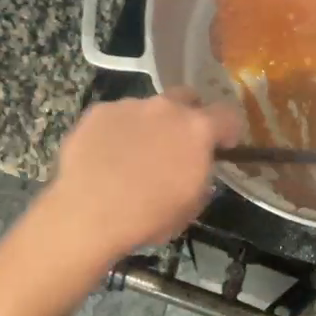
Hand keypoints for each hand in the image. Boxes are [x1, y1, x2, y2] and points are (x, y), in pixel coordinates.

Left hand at [41, 90, 242, 259]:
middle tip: (178, 145)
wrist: (87, 214)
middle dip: (188, 116)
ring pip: (149, 107)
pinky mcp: (98, 111)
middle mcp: (166, 108)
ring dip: (150, 125)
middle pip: (187, 98)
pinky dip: (117, 130)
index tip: (222, 147)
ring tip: (133, 156)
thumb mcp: (191, 206)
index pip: (228, 116)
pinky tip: (106, 156)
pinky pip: (116, 116)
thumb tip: (195, 169)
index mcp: (197, 130)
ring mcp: (130, 105)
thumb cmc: (147, 217)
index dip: (228, 131)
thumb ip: (201, 176)